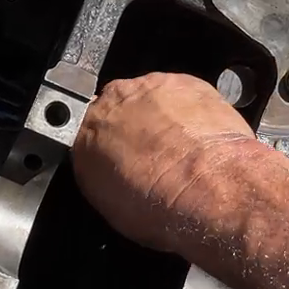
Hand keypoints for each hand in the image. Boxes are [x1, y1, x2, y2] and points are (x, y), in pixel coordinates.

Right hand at [71, 72, 275, 254]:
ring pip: (151, 97)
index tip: (121, 158)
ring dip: (163, 116)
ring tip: (183, 148)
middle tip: (155, 154)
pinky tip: (202, 136)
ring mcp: (147, 88)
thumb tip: (115, 176)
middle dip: (134, 125)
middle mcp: (111, 103)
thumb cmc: (159, 204)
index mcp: (85, 134)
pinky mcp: (183, 81)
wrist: (204, 189)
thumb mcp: (112, 207)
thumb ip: (104, 176)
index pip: (88, 131)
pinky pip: (183, 92)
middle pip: (119, 107)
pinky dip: (192, 109)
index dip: (108, 145)